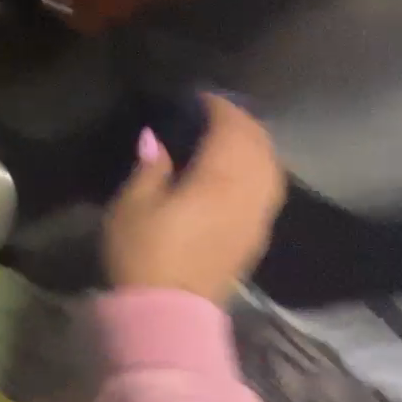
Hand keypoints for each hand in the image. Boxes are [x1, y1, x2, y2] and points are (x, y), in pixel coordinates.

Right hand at [104, 94, 285, 302]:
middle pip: (258, 143)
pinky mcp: (258, 228)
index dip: (217, 108)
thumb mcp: (131, 206)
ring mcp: (261, 210)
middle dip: (239, 122)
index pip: (231, 129)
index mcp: (220, 177)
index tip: (196, 97)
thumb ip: (150, 169)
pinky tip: (235, 169)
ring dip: (252, 144)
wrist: (169, 304)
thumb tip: (155, 139)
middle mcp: (252, 188)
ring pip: (269, 163)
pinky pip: (267, 183)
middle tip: (211, 113)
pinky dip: (256, 166)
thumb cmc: (142, 250)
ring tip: (225, 138)